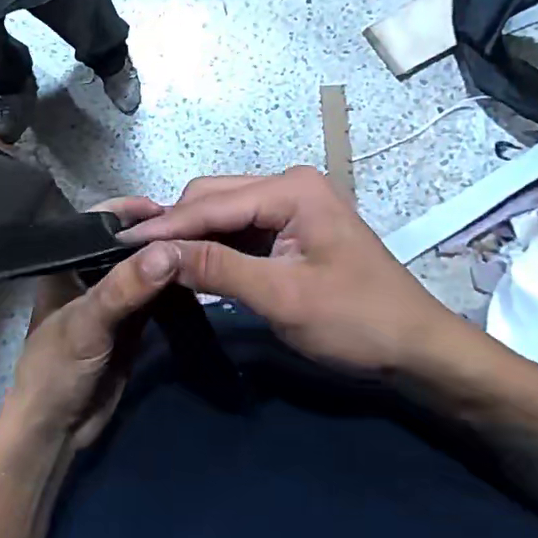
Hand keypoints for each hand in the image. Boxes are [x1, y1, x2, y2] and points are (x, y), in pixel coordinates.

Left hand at [6, 197, 174, 447]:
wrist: (57, 428)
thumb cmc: (56, 368)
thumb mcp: (87, 324)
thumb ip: (123, 288)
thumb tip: (167, 251)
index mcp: (66, 262)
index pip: (98, 221)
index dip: (130, 211)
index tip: (169, 210)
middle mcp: (89, 272)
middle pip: (127, 243)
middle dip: (158, 235)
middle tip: (198, 228)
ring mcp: (112, 297)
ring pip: (144, 268)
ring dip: (169, 260)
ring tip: (204, 249)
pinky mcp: (130, 320)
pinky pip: (155, 295)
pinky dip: (174, 287)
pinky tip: (198, 278)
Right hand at [120, 167, 476, 377]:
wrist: (419, 351)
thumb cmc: (358, 322)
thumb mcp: (283, 297)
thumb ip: (216, 269)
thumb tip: (153, 254)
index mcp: (291, 189)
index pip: (211, 203)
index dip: (164, 227)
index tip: (119, 244)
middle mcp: (286, 186)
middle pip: (212, 198)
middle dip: (174, 227)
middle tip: (133, 258)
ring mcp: (288, 207)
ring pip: (220, 213)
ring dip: (189, 237)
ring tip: (150, 261)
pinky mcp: (287, 230)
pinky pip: (236, 231)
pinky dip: (210, 247)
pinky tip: (186, 264)